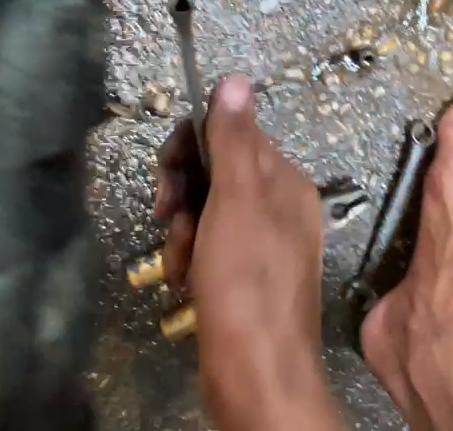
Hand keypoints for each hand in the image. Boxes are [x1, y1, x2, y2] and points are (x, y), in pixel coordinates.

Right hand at [154, 76, 341, 430]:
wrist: (254, 375)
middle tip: (168, 212)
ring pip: (202, 207)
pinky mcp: (240, 274)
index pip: (229, 133)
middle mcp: (276, 206)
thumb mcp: (236, 198)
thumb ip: (233, 137)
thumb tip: (234, 78)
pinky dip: (188, 254)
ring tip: (182, 255)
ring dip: (181, 226)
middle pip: (213, 169)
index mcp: (284, 181)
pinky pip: (205, 242)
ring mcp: (259, 242)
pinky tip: (186, 275)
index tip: (170, 171)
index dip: (192, 146)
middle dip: (182, 189)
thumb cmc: (246, 279)